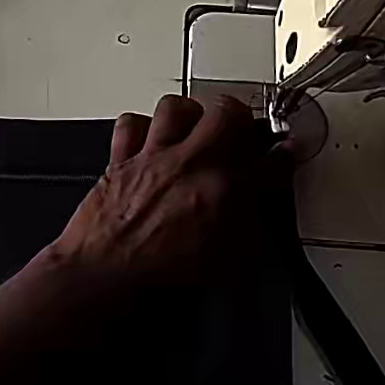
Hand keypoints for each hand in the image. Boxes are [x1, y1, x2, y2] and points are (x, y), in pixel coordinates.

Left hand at [40, 94, 285, 292]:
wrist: (100, 276)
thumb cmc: (152, 277)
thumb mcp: (218, 265)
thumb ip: (242, 231)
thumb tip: (252, 213)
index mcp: (221, 193)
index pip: (268, 164)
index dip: (284, 157)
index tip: (284, 155)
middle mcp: (189, 166)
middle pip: (227, 113)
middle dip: (239, 119)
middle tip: (238, 131)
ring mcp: (153, 158)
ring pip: (177, 107)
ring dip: (189, 114)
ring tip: (193, 127)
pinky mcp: (121, 160)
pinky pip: (130, 124)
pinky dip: (140, 127)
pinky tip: (147, 138)